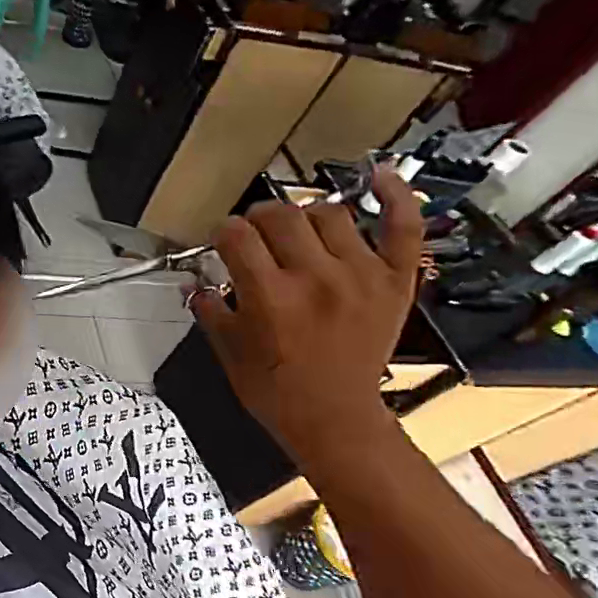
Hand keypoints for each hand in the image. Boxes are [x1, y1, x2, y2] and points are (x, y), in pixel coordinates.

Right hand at [189, 168, 423, 463]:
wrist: (334, 420)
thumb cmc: (280, 394)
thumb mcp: (231, 357)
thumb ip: (211, 313)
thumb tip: (195, 285)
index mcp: (271, 298)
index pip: (238, 235)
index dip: (224, 233)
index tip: (225, 242)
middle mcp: (315, 278)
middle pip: (280, 216)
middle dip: (258, 220)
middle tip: (256, 237)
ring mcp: (360, 275)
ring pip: (328, 213)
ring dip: (304, 217)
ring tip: (297, 234)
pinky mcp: (393, 281)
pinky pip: (401, 225)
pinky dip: (394, 195)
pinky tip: (376, 177)